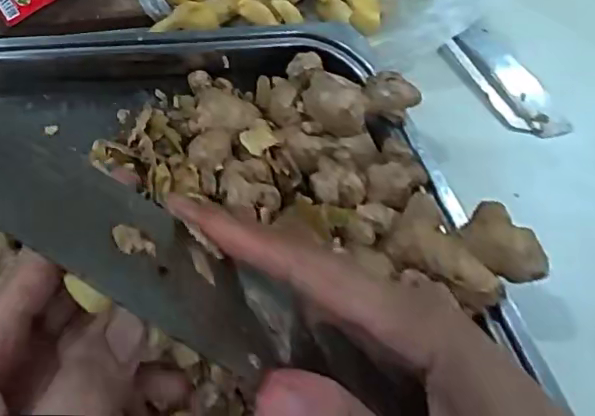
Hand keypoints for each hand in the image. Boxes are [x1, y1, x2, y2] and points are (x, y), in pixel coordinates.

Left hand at [0, 250, 185, 415]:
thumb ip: (86, 378)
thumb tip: (134, 307)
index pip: (27, 275)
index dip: (74, 234)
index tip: (121, 191)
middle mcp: (5, 374)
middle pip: (69, 311)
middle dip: (123, 292)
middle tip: (174, 268)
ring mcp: (38, 407)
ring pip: (95, 355)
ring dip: (144, 345)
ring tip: (190, 338)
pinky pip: (106, 398)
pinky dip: (144, 392)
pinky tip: (181, 390)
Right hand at [168, 197, 565, 415]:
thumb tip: (264, 388)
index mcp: (418, 317)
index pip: (311, 264)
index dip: (241, 234)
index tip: (180, 205)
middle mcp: (405, 310)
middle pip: (307, 274)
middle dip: (240, 254)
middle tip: (176, 238)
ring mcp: (406, 338)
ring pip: (316, 306)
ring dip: (258, 293)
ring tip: (199, 273)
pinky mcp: (406, 367)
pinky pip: (334, 339)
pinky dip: (288, 332)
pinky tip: (255, 335)